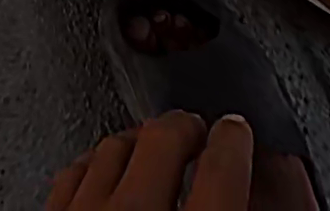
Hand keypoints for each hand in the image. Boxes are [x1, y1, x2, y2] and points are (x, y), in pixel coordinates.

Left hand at [46, 111, 252, 210]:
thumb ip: (229, 207)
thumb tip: (256, 198)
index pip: (222, 172)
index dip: (234, 143)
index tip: (236, 129)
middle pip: (163, 140)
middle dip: (184, 126)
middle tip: (196, 128)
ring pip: (114, 147)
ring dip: (138, 142)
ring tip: (152, 145)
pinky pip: (73, 174)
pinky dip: (94, 166)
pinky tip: (104, 169)